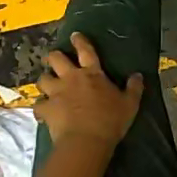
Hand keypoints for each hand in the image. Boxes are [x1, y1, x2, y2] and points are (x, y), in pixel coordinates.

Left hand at [35, 32, 141, 149]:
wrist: (86, 141)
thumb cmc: (110, 121)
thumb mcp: (129, 104)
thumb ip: (133, 88)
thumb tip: (138, 75)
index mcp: (92, 74)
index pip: (86, 51)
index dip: (79, 41)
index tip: (74, 35)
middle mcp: (71, 78)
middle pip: (56, 59)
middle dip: (53, 57)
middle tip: (53, 59)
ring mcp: (56, 93)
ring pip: (42, 79)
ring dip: (44, 81)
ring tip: (46, 85)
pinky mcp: (46, 108)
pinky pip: (38, 105)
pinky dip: (39, 107)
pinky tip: (41, 111)